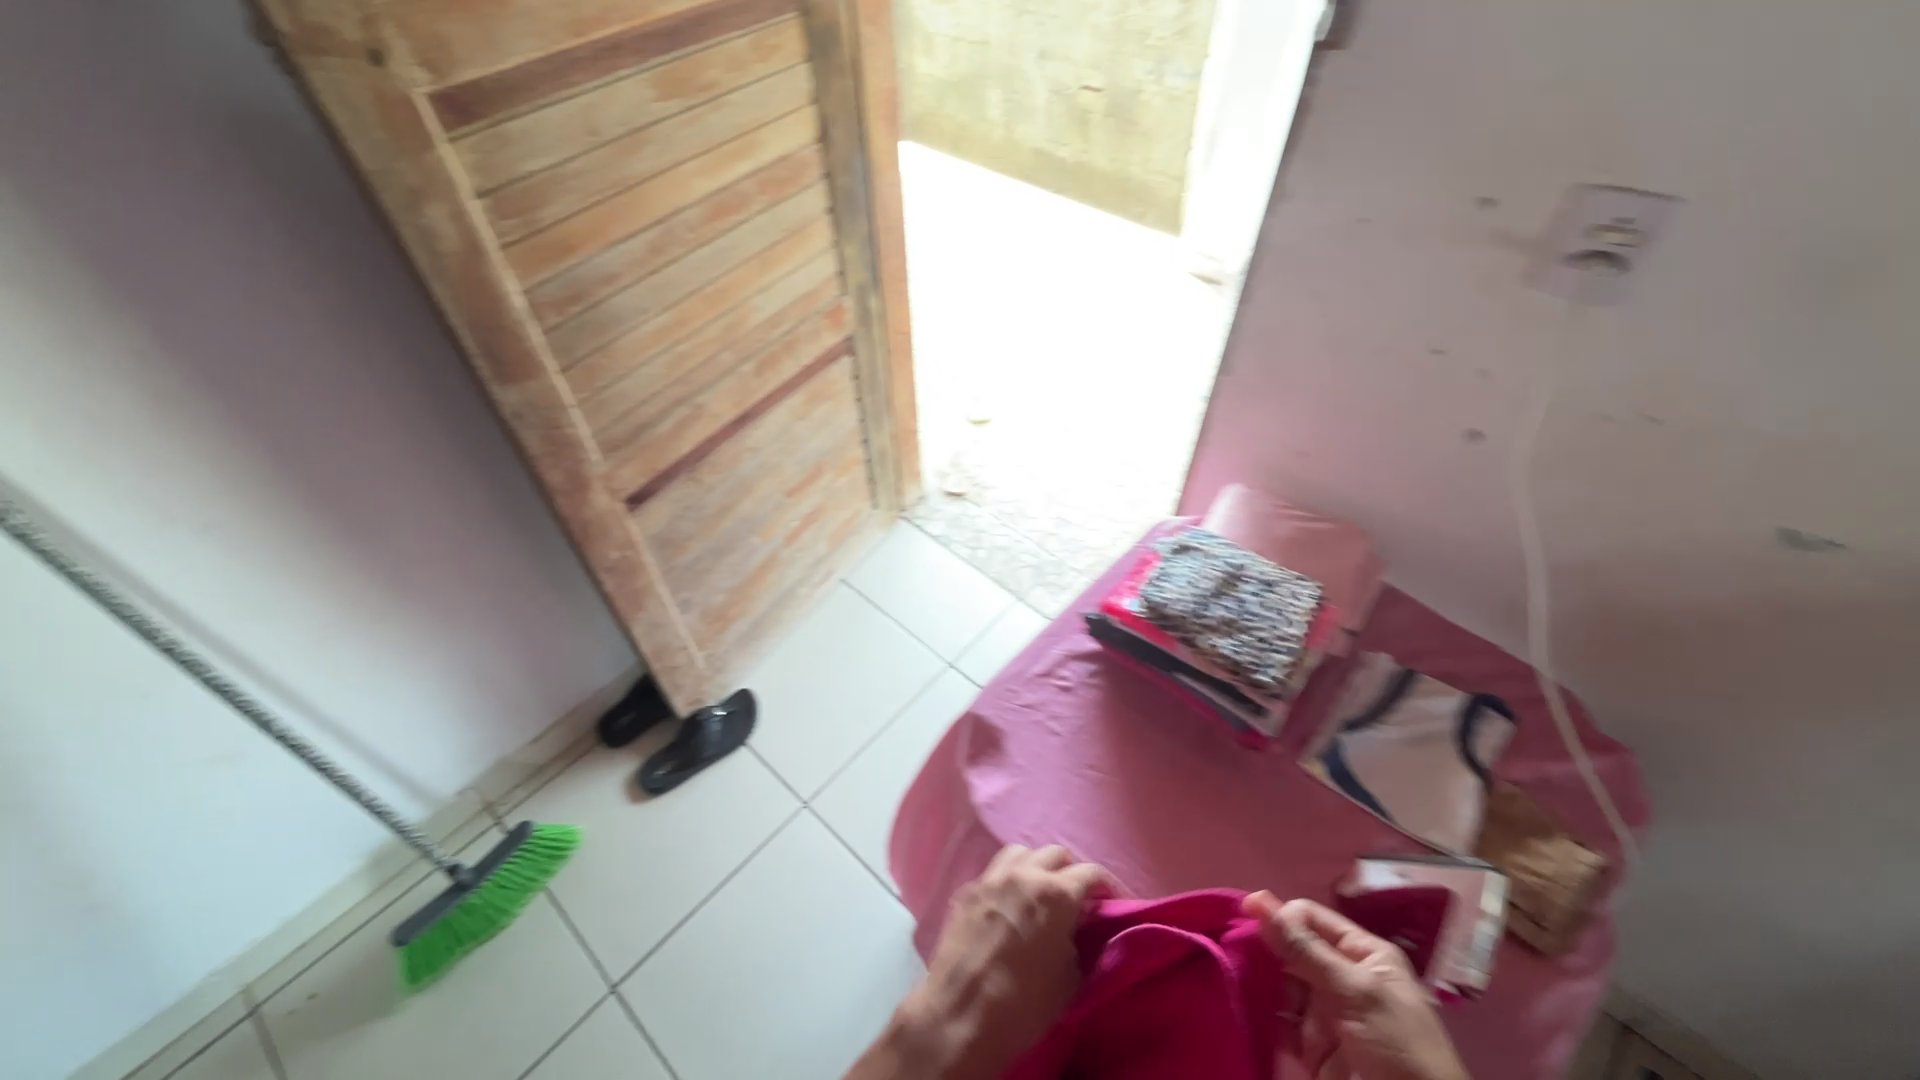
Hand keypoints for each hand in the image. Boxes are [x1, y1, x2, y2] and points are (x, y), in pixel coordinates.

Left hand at [853, 845, 1113, 1079]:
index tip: (1113, 902)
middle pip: (1055, 854)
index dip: (1107, 886)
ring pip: (1021, 853)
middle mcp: (1024, 875)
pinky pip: (994, 872)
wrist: (960, 1015)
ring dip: (1036, 867)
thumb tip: (1073, 930)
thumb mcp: (1070, 978)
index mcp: (1056, 894)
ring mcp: (991, 879)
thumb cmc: (1024, 1004)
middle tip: (1076, 898)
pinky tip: (1009, 903)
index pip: (1091, 872)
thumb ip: (1077, 942)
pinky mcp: (966, 891)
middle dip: (1070, 872)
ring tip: (1040, 892)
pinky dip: (1008, 880)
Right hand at [1245, 893, 1469, 1079]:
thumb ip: (1304, 948)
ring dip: (1253, 978)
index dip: (1279, 917)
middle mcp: (1338, 978)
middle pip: (1289, 949)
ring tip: (1222, 971)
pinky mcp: (1307, 1047)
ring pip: (1276, 983)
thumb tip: (1256, 898)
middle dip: (1259, 947)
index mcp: (1361, 955)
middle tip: (1225, 945)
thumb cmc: (1398, 1047)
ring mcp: (1322, 1014)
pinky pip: (1274, 1021)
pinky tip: (1232, 1001)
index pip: (1310, 919)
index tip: (1246, 921)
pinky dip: (1254, 1012)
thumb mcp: (1356, 991)